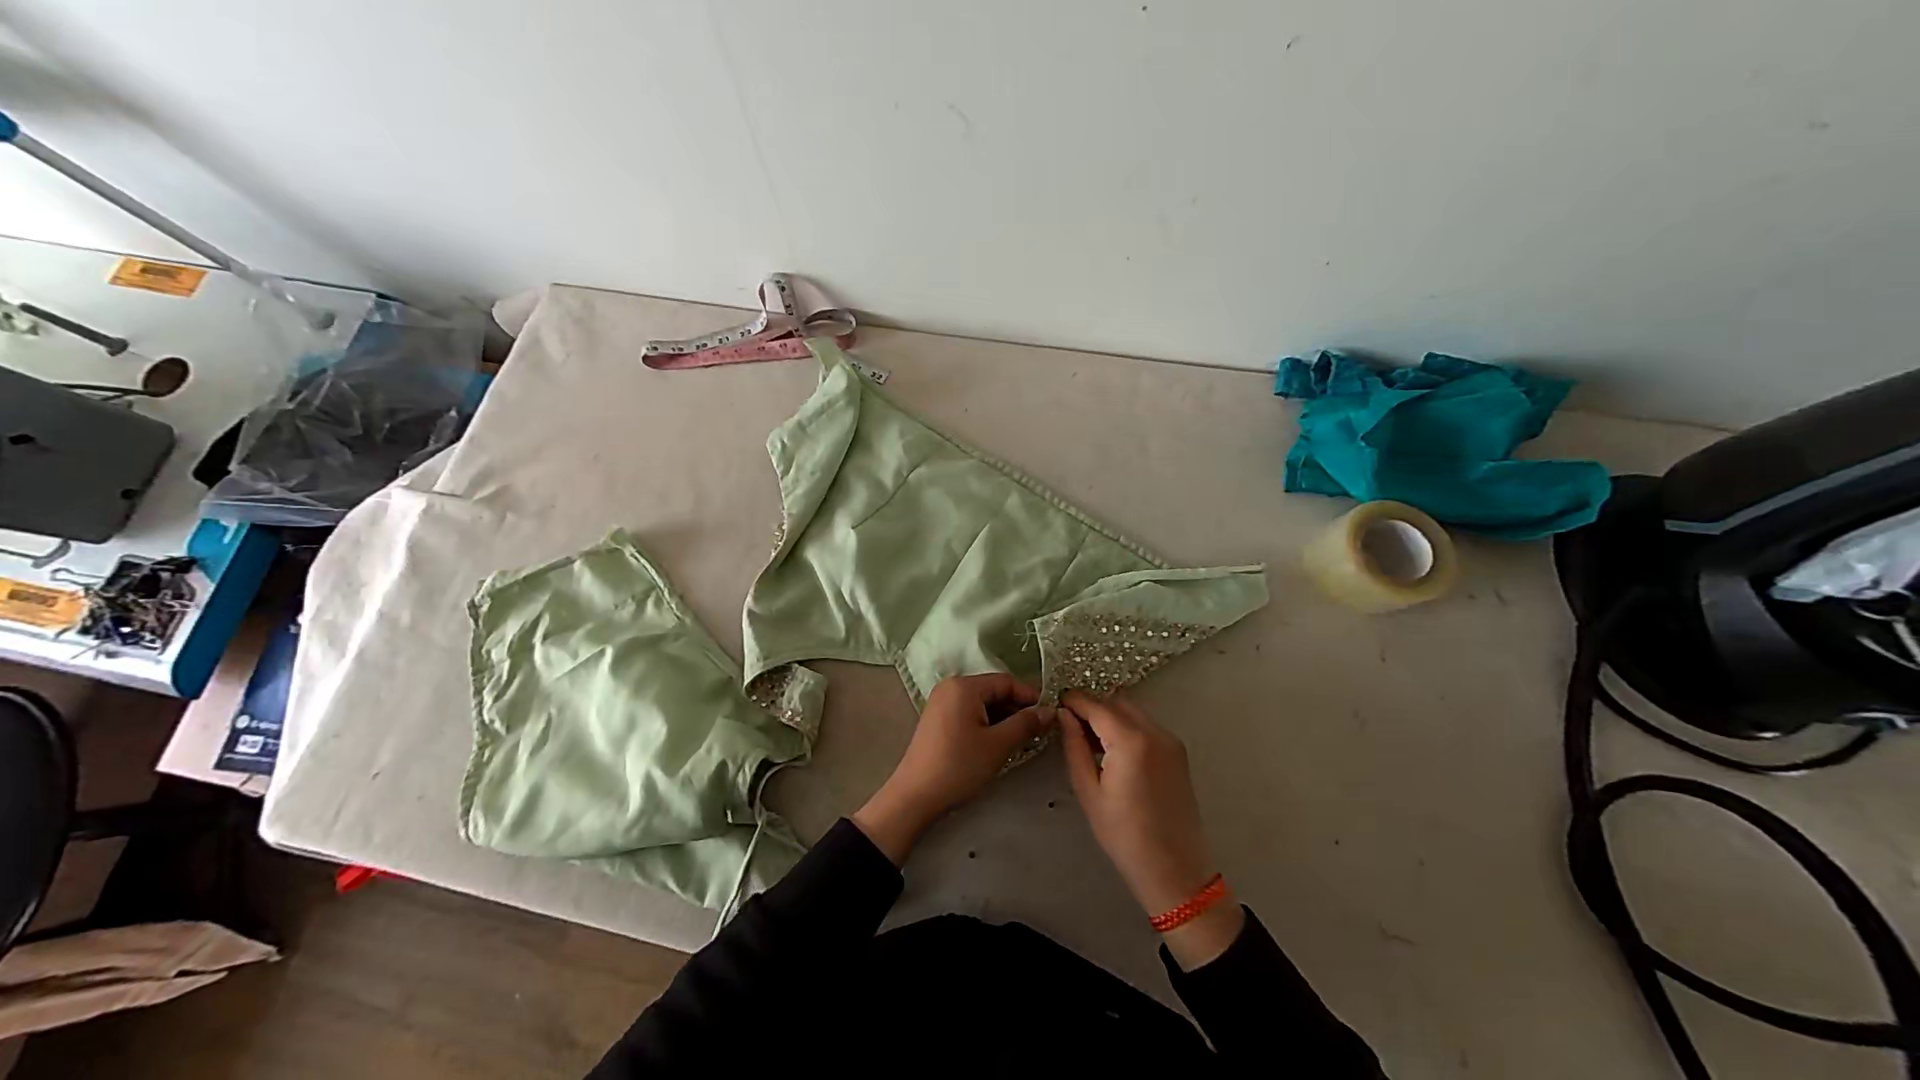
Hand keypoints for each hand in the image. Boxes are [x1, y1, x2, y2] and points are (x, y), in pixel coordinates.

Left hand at [851, 673, 1054, 864]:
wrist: (916, 796)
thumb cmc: (959, 766)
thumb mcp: (998, 745)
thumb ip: (1026, 724)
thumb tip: (1050, 711)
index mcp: (964, 686)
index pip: (1006, 681)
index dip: (1031, 696)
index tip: (1050, 714)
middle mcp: (951, 687)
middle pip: (994, 691)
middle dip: (1018, 708)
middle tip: (1040, 729)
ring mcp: (942, 703)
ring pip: (983, 704)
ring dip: (1004, 718)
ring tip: (1024, 739)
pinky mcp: (938, 720)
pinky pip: (970, 714)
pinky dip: (988, 724)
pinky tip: (1001, 742)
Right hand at [1059, 690, 1243, 968]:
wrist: (1174, 868)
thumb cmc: (1124, 835)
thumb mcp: (1089, 790)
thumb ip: (1075, 747)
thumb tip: (1064, 716)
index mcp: (1131, 741)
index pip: (1097, 706)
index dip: (1075, 700)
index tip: (1056, 701)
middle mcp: (1155, 732)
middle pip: (1117, 702)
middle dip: (1093, 705)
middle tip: (1069, 722)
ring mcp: (1171, 741)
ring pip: (1134, 712)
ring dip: (1110, 715)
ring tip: (1088, 738)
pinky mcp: (1178, 753)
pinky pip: (1147, 726)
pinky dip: (1127, 727)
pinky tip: (1112, 749)